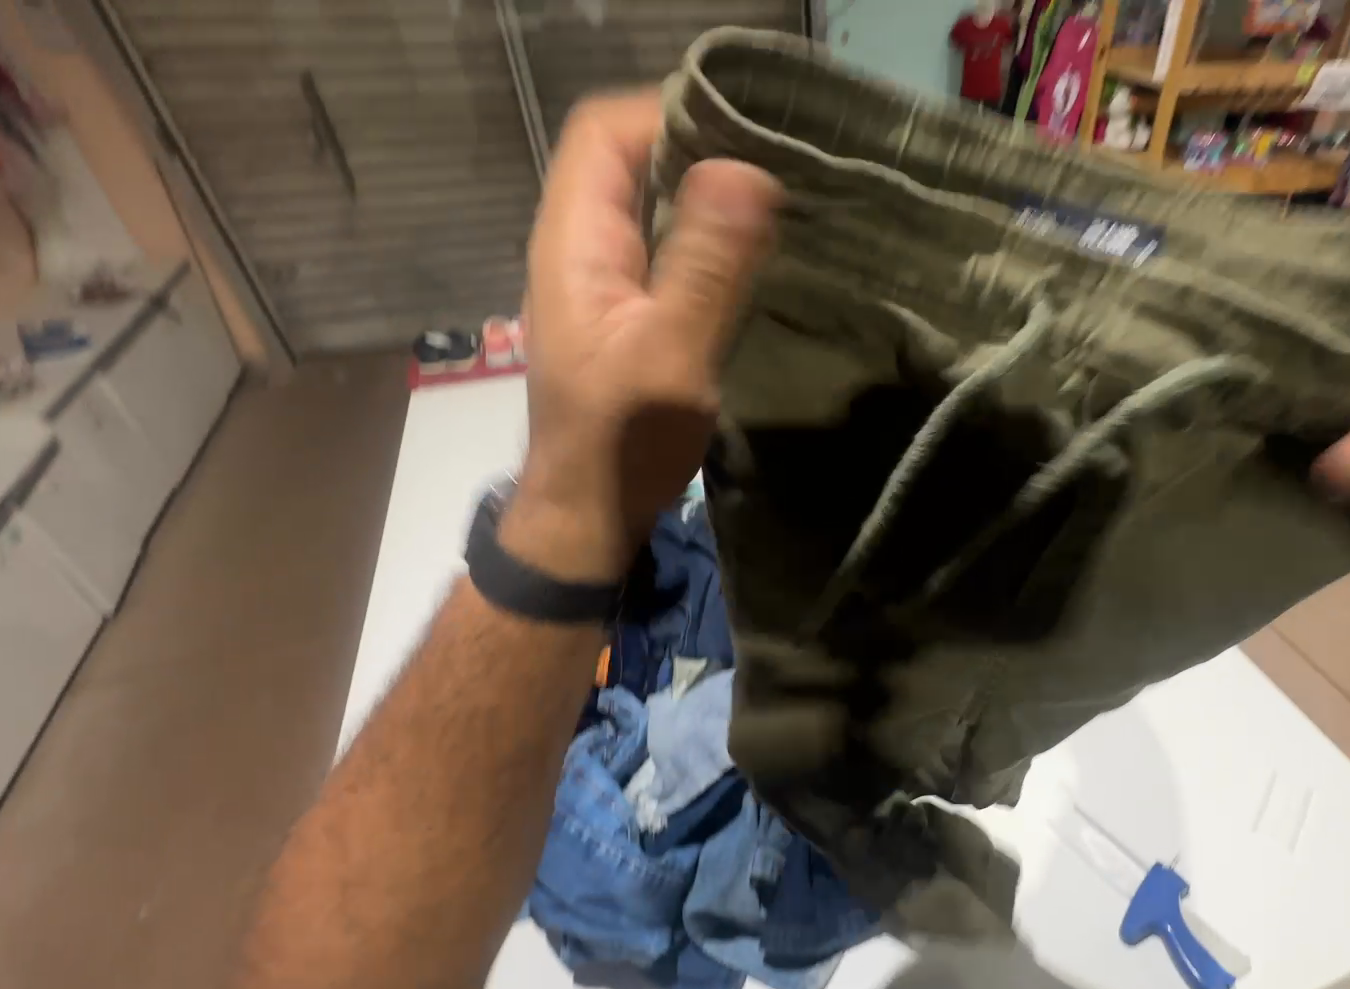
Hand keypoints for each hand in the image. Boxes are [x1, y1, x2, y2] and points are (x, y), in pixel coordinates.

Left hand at [500, 91, 780, 581]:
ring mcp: (600, 280)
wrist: (591, 514)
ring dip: (705, 197)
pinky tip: (749, 258)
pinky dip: (704, 239)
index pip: (606, 131)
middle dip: (698, 150)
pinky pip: (662, 248)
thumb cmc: (624, 442)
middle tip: (775, 169)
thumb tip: (746, 169)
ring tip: (773, 206)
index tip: (747, 136)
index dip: (670, 114)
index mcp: (575, 241)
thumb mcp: (672, 355)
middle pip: (628, 159)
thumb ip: (705, 266)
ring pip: (648, 204)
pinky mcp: (624, 311)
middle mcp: (579, 246)